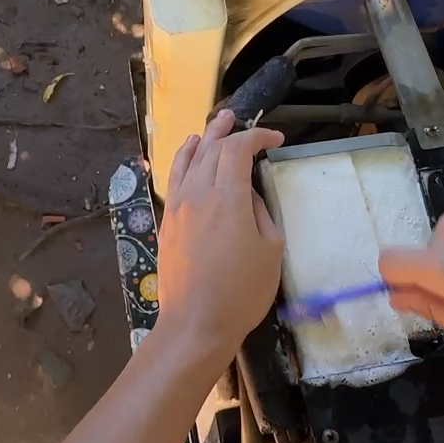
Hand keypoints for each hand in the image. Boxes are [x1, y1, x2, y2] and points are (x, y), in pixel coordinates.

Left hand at [154, 110, 284, 358]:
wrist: (195, 323)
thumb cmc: (242, 291)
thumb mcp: (270, 250)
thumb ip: (259, 211)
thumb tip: (246, 193)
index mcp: (228, 198)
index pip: (239, 150)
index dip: (257, 136)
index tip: (275, 139)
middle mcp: (199, 193)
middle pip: (213, 148)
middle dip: (231, 130)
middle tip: (243, 119)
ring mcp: (179, 205)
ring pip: (191, 158)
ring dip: (207, 136)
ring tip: (218, 121)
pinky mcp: (168, 219)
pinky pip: (175, 176)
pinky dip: (184, 156)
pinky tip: (190, 148)